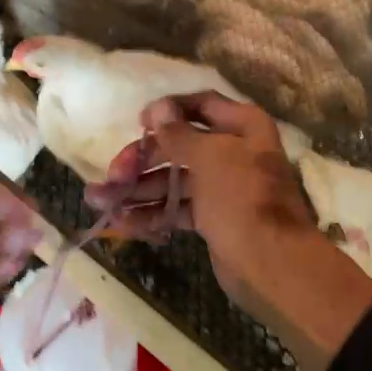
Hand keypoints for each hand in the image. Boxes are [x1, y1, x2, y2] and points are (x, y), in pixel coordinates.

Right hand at [84, 92, 371, 370]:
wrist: (272, 264)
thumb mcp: (209, 157)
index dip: (168, 111)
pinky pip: (176, 209)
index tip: (139, 123)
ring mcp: (223, 188)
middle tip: (113, 174)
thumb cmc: (242, 198)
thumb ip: (178, 133)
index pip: (201, 105)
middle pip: (178, 146)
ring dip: (136, 189)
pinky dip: (151, 214)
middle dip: (141, 160)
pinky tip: (122, 222)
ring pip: (172, 181)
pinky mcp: (213, 219)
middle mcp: (234, 153)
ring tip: (100, 201)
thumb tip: (157, 109)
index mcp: (243, 127)